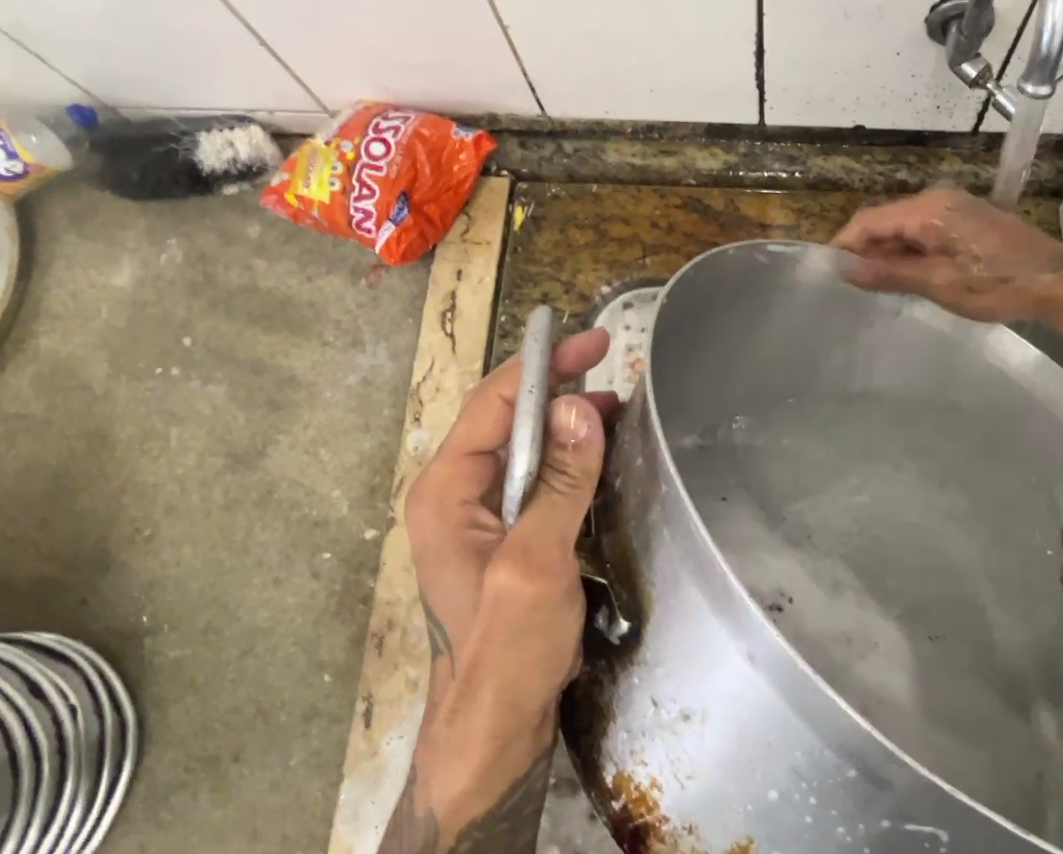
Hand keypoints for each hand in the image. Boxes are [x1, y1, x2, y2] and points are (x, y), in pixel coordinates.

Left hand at [394, 328, 617, 841]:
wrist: (497, 721)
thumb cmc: (507, 647)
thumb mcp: (536, 562)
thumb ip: (557, 484)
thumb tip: (581, 408)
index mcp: (446, 491)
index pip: (493, 404)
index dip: (542, 366)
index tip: (591, 341)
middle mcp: (457, 492)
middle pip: (508, 418)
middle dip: (560, 389)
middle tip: (613, 368)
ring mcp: (481, 513)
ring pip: (526, 445)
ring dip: (569, 422)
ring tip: (616, 407)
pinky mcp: (508, 531)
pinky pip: (539, 475)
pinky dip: (570, 455)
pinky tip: (601, 450)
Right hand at [830, 186, 1062, 323]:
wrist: (1059, 283)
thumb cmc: (998, 284)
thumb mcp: (938, 284)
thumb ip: (890, 274)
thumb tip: (846, 270)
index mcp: (929, 210)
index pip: (869, 220)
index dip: (844, 245)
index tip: (828, 274)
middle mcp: (939, 200)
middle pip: (886, 221)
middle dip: (865, 252)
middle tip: (849, 288)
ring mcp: (956, 209)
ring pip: (906, 229)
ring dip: (888, 255)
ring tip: (874, 288)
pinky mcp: (968, 223)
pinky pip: (926, 233)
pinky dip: (910, 253)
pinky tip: (907, 279)